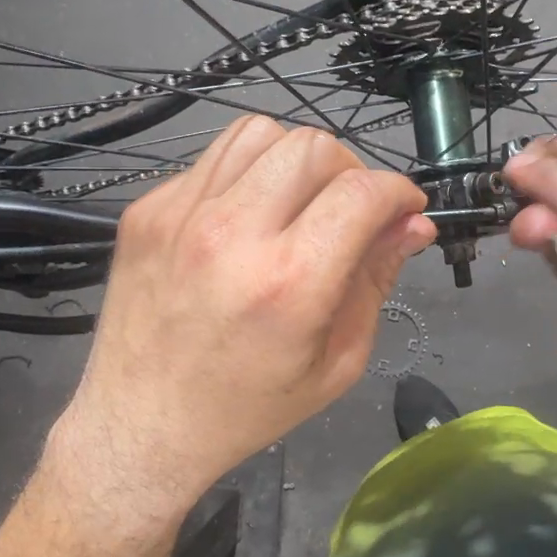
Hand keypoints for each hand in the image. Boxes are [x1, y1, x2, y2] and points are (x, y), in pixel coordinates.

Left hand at [71, 115, 435, 490]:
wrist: (143, 424)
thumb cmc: (248, 409)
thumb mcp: (336, 363)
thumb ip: (377, 281)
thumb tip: (412, 224)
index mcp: (288, 284)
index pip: (362, 191)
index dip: (399, 192)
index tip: (404, 210)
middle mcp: (232, 235)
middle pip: (312, 146)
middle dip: (350, 170)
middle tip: (349, 213)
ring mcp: (180, 215)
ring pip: (260, 133)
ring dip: (296, 161)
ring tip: (298, 206)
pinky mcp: (148, 211)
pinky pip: (214, 159)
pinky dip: (248, 177)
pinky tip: (248, 220)